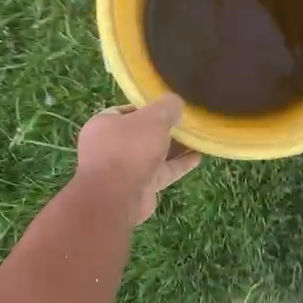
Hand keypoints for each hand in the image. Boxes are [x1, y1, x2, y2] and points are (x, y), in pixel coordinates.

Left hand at [75, 98, 201, 224]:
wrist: (116, 198)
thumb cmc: (130, 148)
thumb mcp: (154, 117)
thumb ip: (168, 106)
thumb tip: (176, 105)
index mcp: (104, 125)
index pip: (129, 111)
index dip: (150, 108)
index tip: (171, 108)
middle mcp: (110, 146)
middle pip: (143, 133)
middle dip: (165, 129)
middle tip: (187, 124)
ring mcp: (124, 169)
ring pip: (153, 154)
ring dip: (174, 148)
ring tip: (197, 139)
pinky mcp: (138, 187)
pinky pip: (161, 171)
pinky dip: (178, 165)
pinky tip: (197, 157)